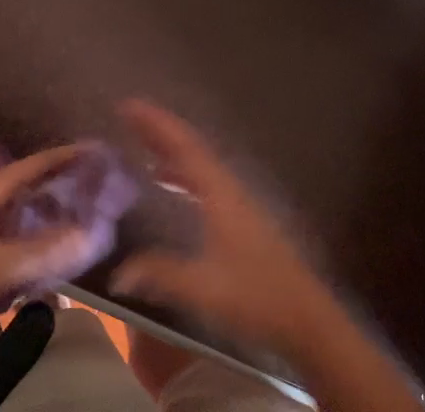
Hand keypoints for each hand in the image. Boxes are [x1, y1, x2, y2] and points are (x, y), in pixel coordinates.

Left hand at [0, 146, 96, 342]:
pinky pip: (5, 243)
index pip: (35, 164)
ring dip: (47, 222)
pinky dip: (28, 247)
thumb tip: (93, 233)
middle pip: (28, 189)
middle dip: (64, 191)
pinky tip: (46, 262)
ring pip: (17, 218)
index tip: (101, 153)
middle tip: (102, 195)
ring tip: (84, 226)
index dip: (68, 157)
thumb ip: (44, 250)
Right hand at [110, 99, 333, 348]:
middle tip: (128, 118)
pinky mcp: (243, 222)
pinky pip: (206, 184)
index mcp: (221, 194)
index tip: (129, 105)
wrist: (306, 318)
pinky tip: (171, 188)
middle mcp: (231, 190)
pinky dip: (183, 175)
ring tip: (142, 146)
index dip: (157, 124)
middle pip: (192, 150)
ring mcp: (240, 205)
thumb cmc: (258, 296)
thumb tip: (118, 273)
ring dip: (172, 152)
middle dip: (160, 132)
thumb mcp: (205, 288)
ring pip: (201, 166)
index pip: (185, 148)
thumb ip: (162, 275)